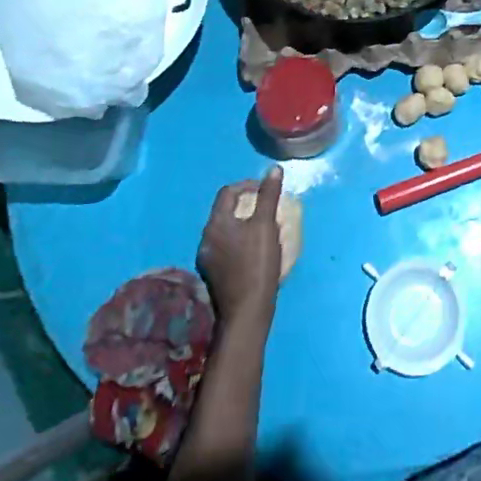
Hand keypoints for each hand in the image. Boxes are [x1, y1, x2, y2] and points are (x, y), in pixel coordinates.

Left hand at [197, 167, 284, 325]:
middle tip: (267, 207)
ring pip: (225, 230)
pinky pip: (225, 247)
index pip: (227, 192)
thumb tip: (273, 169)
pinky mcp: (213, 274)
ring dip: (243, 223)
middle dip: (246, 204)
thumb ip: (269, 195)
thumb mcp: (266, 225)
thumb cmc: (257, 264)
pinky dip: (239, 240)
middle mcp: (206, 237)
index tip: (266, 190)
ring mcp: (207, 258)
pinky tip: (254, 250)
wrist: (246, 311)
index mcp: (216, 223)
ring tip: (264, 227)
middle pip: (225, 210)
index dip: (247, 185)